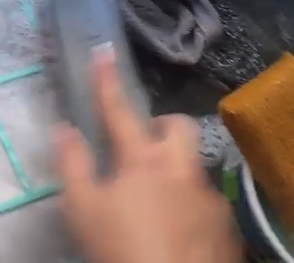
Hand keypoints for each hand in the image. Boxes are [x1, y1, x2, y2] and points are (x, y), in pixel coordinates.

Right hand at [56, 48, 241, 262]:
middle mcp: (181, 171)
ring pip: (195, 168)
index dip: (108, 79)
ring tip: (158, 198)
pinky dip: (191, 208)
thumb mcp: (82, 209)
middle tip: (142, 143)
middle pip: (179, 127)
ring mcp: (211, 202)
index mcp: (143, 159)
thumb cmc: (122, 251)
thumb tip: (65, 129)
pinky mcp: (229, 235)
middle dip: (162, 125)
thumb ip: (73, 164)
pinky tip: (178, 232)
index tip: (103, 51)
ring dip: (177, 171)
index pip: (120, 108)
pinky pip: (208, 206)